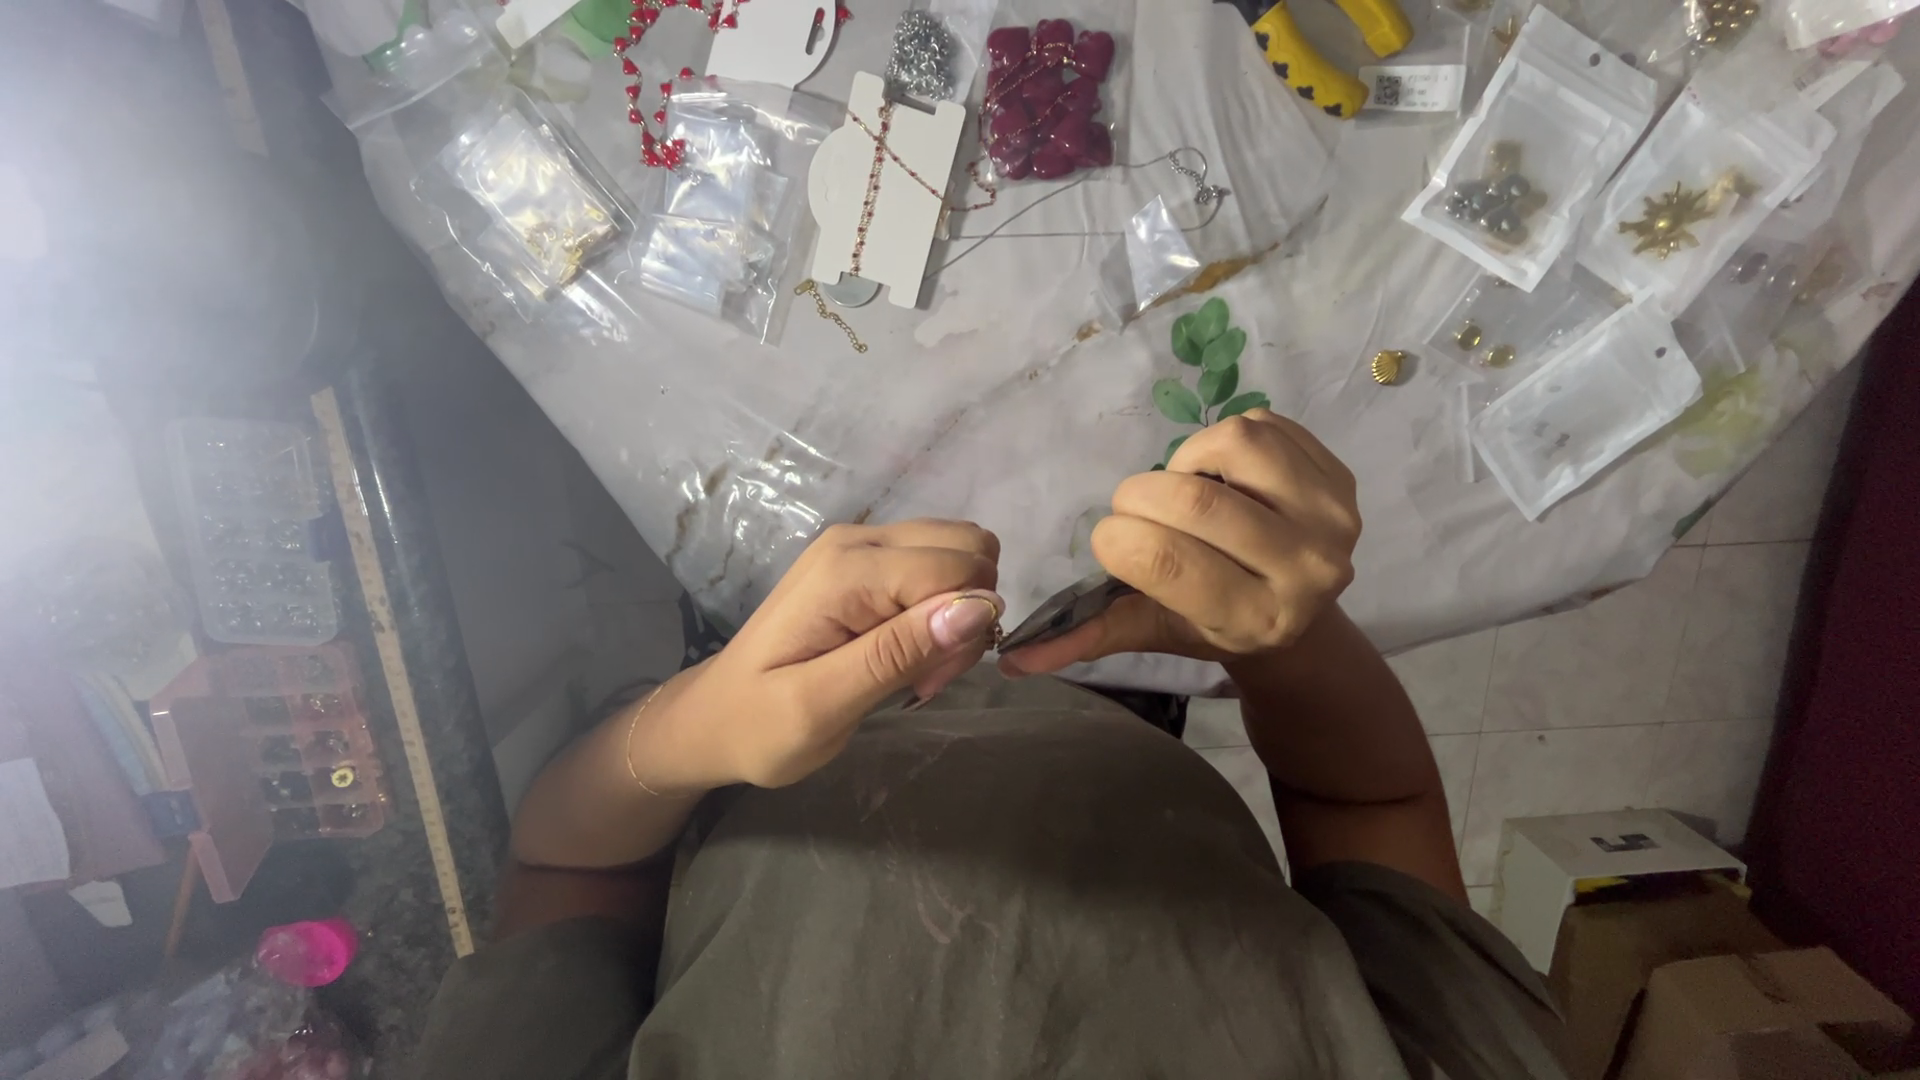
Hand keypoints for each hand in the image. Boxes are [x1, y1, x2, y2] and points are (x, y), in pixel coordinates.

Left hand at [647, 521, 1002, 790]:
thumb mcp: (821, 706)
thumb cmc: (759, 724)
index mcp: (845, 569)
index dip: (963, 627)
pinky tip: (908, 652)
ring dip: (956, 615)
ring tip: (916, 668)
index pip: (955, 567)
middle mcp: (859, 539)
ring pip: (958, 554)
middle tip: (926, 674)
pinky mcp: (868, 560)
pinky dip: (941, 611)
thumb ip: (896, 654)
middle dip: (966, 615)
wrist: (713, 718)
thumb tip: (977, 607)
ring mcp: (862, 545)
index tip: (931, 680)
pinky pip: (937, 567)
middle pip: (965, 548)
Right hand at [1000, 409, 1358, 674]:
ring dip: (1188, 460)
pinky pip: (1262, 424)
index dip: (1117, 536)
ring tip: (1185, 486)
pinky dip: (1222, 441)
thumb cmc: (1211, 620)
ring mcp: (1333, 519)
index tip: (1110, 536)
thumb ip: (1090, 637)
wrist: (1297, 610)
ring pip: (1233, 444)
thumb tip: (1013, 661)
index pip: (1164, 559)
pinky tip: (1222, 474)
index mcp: (1255, 618)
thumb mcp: (1153, 630)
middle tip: (1136, 508)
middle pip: (1196, 502)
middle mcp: (1308, 572)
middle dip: (1141, 495)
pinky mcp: (1340, 477)